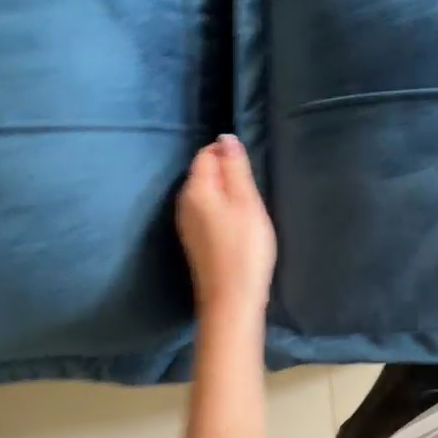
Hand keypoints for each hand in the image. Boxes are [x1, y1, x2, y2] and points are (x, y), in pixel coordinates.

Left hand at [176, 134, 275, 318]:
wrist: (232, 298)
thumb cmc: (245, 248)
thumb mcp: (247, 202)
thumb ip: (235, 168)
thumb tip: (225, 138)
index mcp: (196, 189)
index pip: (206, 155)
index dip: (228, 154)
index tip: (250, 168)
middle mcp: (184, 203)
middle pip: (204, 173)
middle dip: (226, 172)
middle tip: (253, 188)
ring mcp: (187, 224)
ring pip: (205, 194)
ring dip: (225, 192)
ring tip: (249, 205)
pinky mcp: (194, 241)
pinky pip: (206, 211)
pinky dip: (221, 209)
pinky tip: (238, 224)